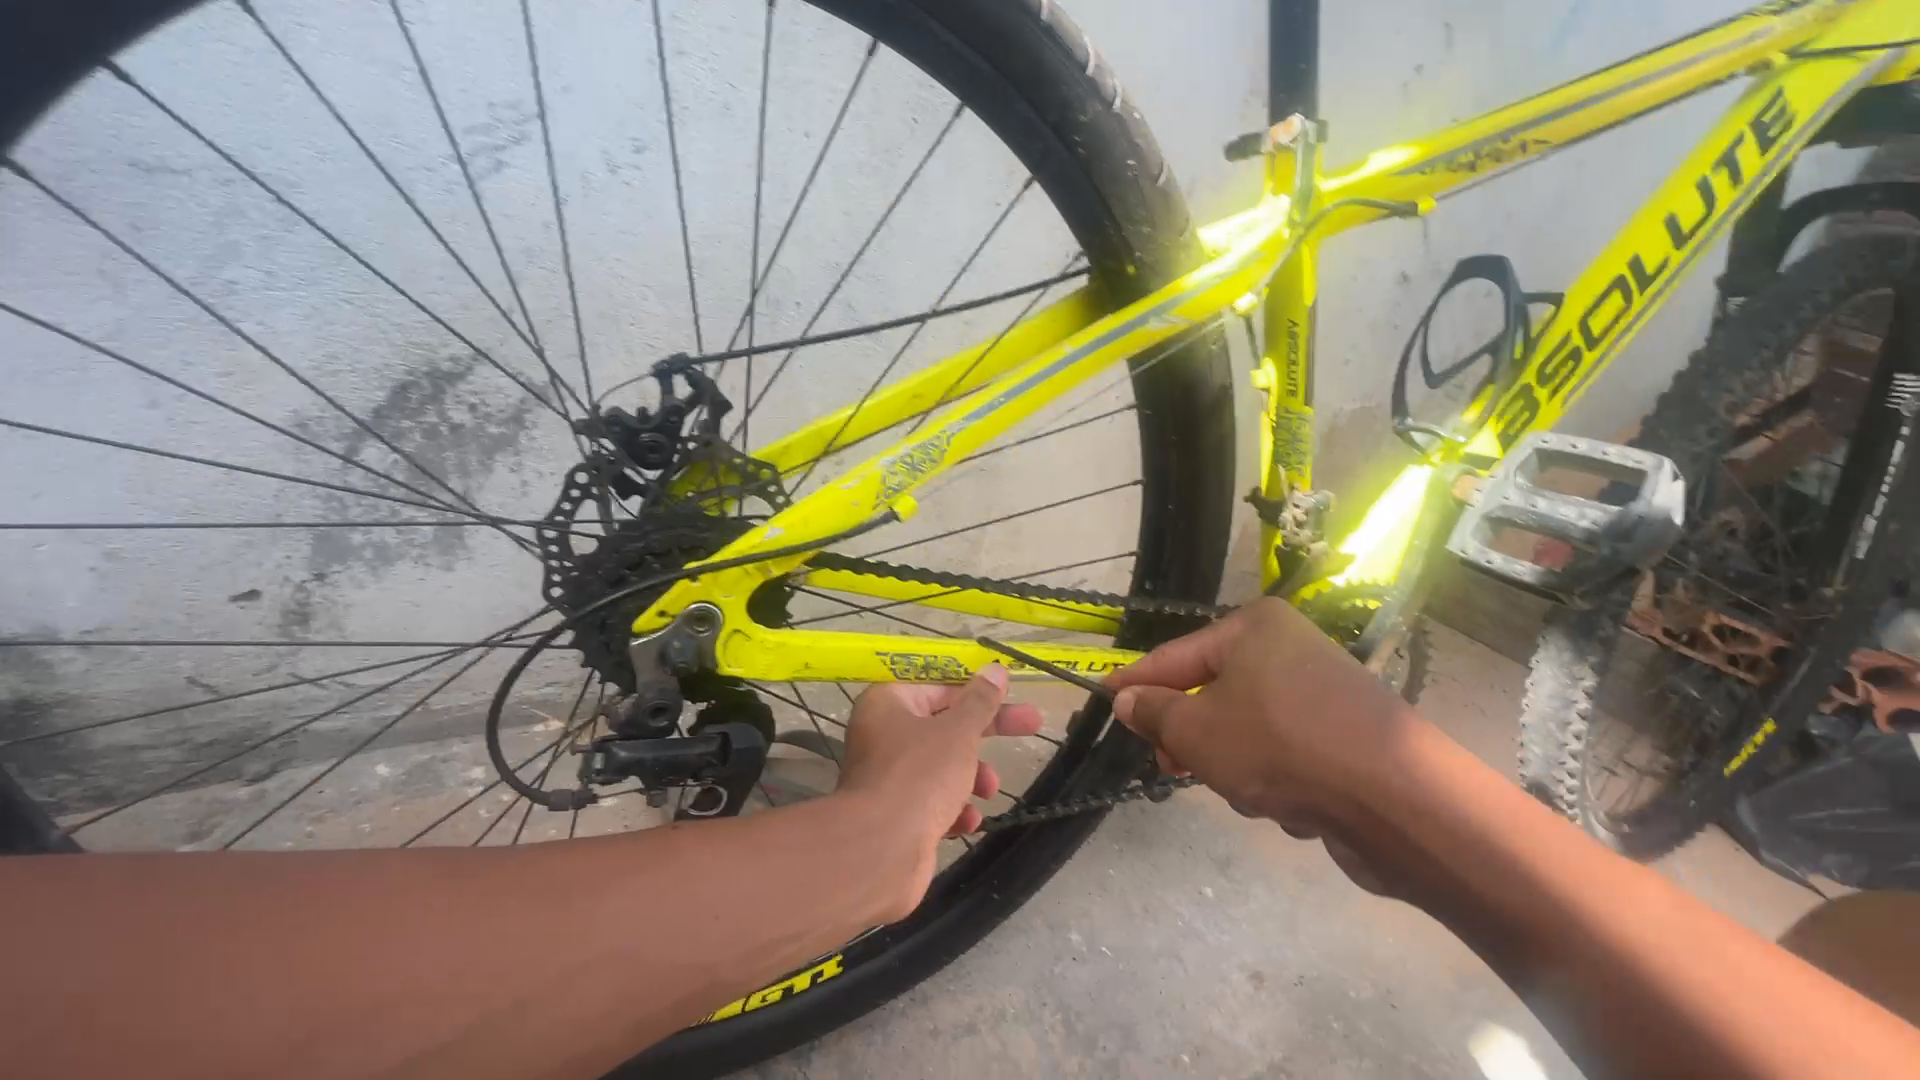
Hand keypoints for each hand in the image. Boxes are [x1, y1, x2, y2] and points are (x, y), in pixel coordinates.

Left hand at [833, 664, 1041, 916]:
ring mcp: (885, 777)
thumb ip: (980, 701)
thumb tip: (995, 669)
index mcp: (887, 703)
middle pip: (944, 725)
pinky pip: (930, 802)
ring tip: (988, 790)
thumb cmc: (921, 775)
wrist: (882, 849)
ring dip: (970, 776)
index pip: (938, 687)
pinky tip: (967, 821)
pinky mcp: (892, 815)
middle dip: (984, 734)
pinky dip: (952, 809)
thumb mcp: (959, 731)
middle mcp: (881, 735)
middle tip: (1032, 726)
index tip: (1011, 695)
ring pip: (940, 767)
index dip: (977, 691)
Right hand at [1107, 597, 1420, 891]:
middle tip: (1170, 767)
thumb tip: (1128, 699)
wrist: (1398, 800)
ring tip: (1249, 792)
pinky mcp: (1345, 736)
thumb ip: (1155, 713)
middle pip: (1212, 693)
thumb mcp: (1196, 731)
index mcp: (1253, 628)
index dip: (1136, 682)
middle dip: (1193, 738)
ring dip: (1236, 766)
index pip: (1174, 656)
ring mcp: (1321, 692)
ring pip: (1246, 730)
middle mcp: (1289, 649)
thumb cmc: (1279, 748)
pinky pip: (1284, 754)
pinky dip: (1276, 779)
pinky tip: (1290, 804)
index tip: (1105, 701)